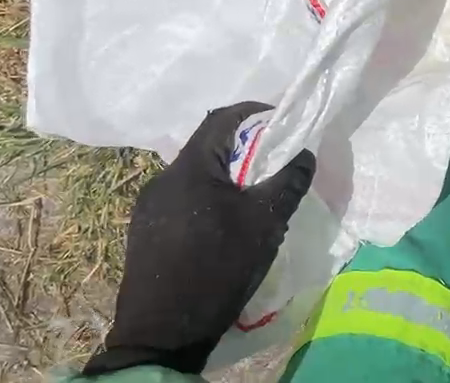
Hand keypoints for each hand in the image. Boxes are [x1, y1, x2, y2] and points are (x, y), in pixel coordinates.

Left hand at [83, 102, 316, 376]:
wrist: (161, 338)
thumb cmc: (217, 269)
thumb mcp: (266, 221)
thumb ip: (290, 178)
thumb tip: (304, 152)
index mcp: (188, 169)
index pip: (221, 118)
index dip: (254, 112)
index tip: (282, 122)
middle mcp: (162, 180)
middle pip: (209, 145)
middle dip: (245, 146)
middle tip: (275, 160)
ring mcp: (149, 208)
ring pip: (197, 173)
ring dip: (228, 173)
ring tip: (255, 194)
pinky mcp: (146, 232)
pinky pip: (184, 197)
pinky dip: (210, 195)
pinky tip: (226, 222)